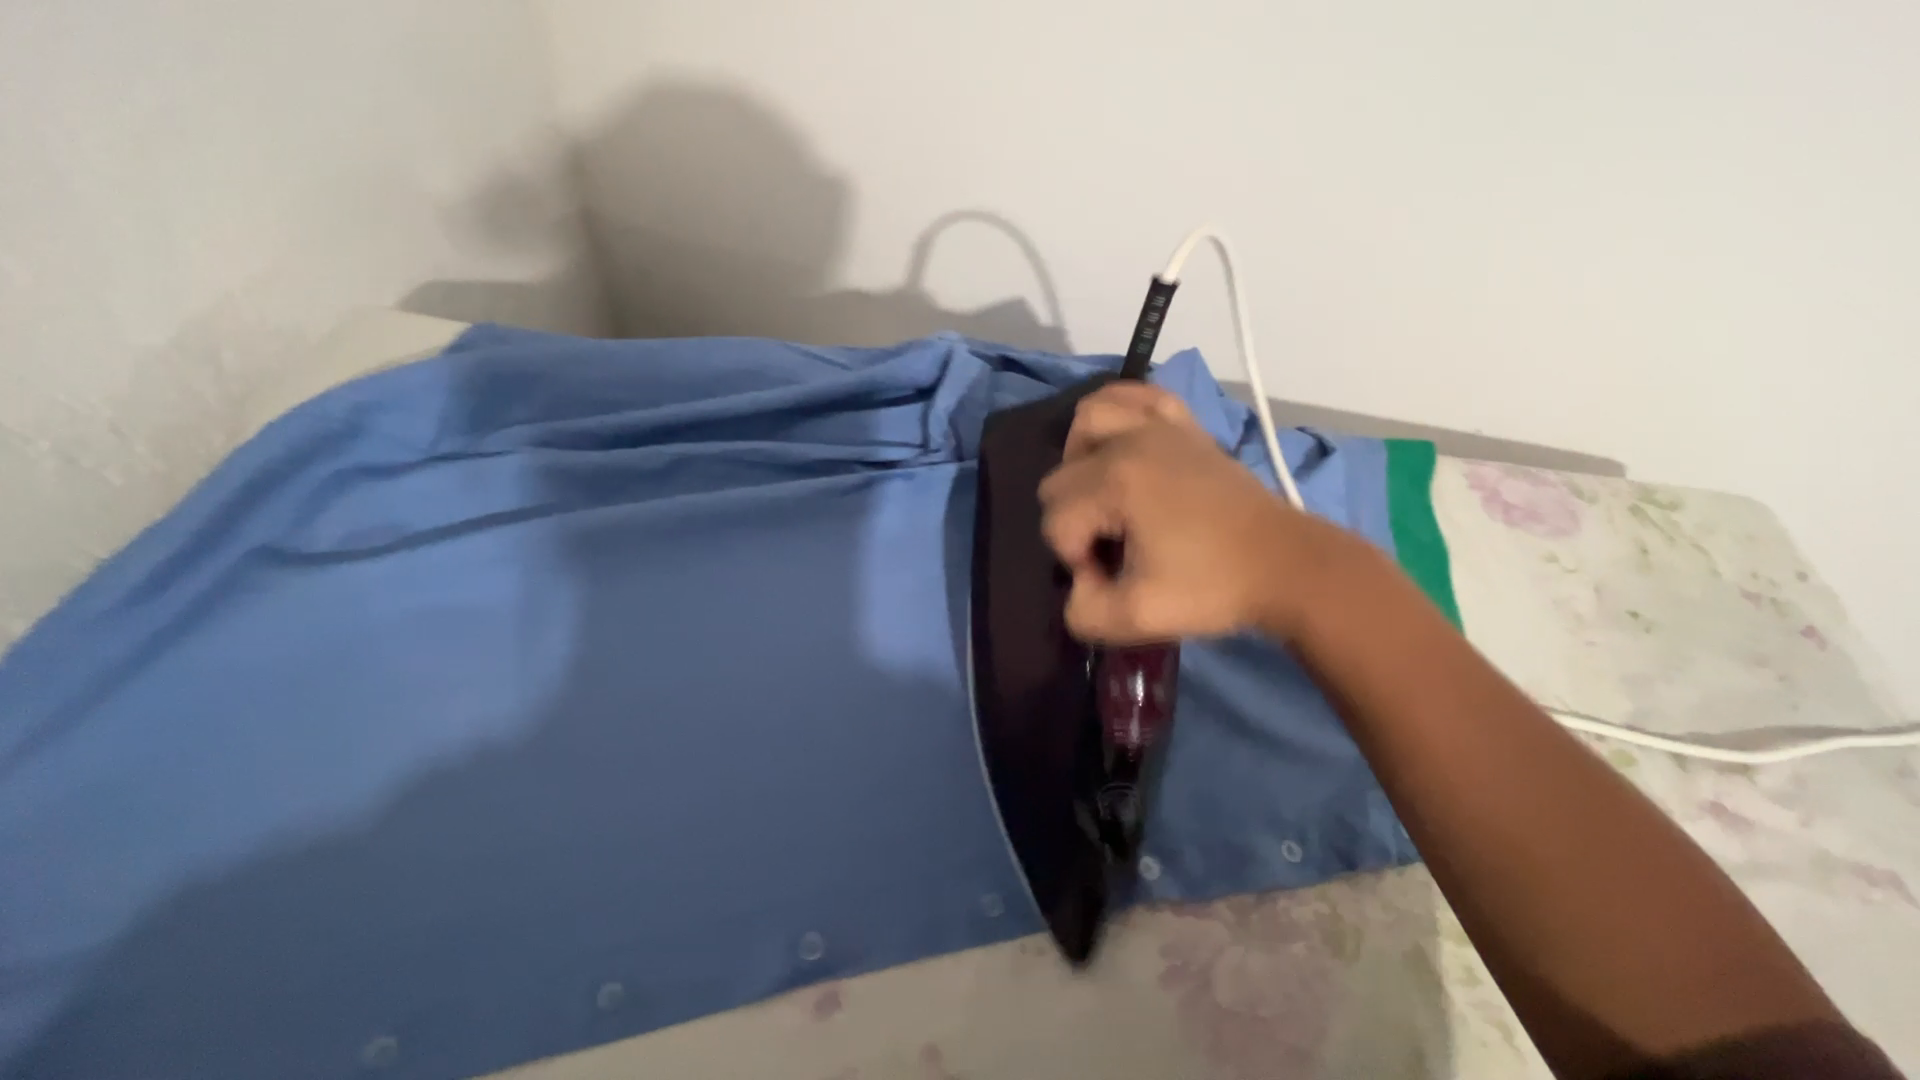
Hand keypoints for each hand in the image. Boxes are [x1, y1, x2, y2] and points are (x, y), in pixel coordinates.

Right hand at [1037, 383, 1354, 643]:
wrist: (1286, 566)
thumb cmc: (1214, 588)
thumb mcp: (1136, 619)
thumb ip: (1082, 611)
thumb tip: (1080, 582)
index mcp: (1116, 482)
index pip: (1056, 522)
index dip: (1077, 561)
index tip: (1116, 579)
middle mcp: (1130, 441)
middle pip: (1061, 478)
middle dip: (1076, 520)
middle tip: (1116, 550)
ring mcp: (1160, 426)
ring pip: (1086, 422)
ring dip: (1081, 462)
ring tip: (1104, 496)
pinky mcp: (1185, 425)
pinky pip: (1137, 395)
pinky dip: (1120, 412)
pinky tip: (1122, 442)